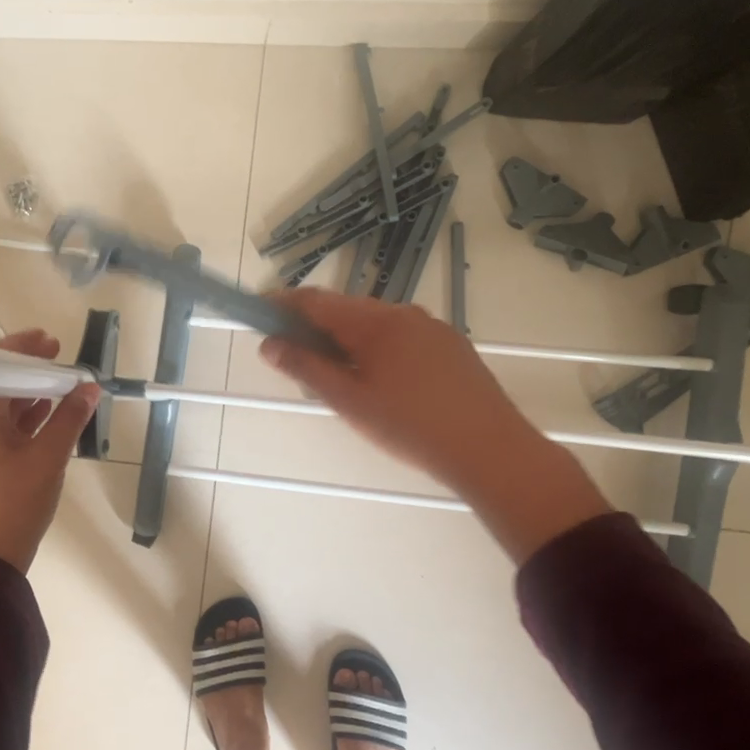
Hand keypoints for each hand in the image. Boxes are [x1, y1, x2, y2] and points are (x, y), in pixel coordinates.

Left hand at [0, 329, 101, 573]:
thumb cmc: (16, 501)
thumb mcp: (49, 457)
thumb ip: (70, 418)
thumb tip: (90, 387)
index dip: (22, 348)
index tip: (51, 341)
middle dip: (30, 367)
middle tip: (60, 355)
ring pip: (6, 405)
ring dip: (33, 391)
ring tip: (63, 379)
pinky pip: (9, 426)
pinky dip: (31, 414)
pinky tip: (53, 410)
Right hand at [259, 289, 609, 562]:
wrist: (490, 449)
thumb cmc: (410, 427)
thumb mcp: (349, 402)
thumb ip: (306, 369)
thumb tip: (269, 345)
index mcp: (375, 323)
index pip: (317, 301)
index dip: (283, 303)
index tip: (259, 309)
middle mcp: (404, 313)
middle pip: (346, 309)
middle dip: (314, 325)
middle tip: (293, 355)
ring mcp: (432, 327)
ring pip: (375, 324)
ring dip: (346, 339)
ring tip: (335, 376)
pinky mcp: (452, 345)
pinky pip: (401, 336)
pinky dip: (376, 348)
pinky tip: (378, 381)